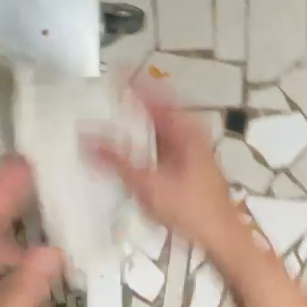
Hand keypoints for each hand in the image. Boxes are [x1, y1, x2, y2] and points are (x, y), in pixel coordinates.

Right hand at [90, 84, 249, 260]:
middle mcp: (190, 134)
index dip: (132, 83)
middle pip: (158, 109)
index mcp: (184, 130)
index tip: (113, 72)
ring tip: (114, 115)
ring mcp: (192, 150)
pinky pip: (163, 143)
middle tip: (109, 92)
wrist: (221, 234)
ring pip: (161, 127)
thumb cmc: (189, 208)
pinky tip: (131, 149)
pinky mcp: (189, 166)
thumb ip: (115, 160)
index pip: (154, 96)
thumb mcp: (148, 184)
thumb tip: (85, 136)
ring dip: (139, 122)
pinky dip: (146, 140)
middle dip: (134, 100)